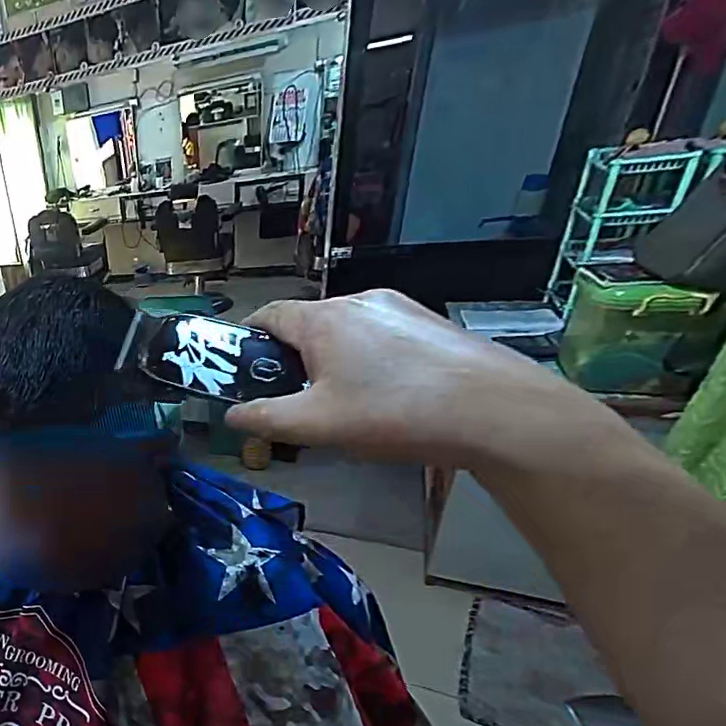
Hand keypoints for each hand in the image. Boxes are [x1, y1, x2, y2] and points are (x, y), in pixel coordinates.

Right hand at [224, 290, 636, 472]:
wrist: (493, 410)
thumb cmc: (392, 413)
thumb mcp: (318, 425)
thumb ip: (267, 418)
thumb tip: (232, 416)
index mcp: (323, 319)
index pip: (269, 312)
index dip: (249, 335)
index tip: (243, 363)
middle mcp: (358, 301)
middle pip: (309, 321)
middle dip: (293, 354)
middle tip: (295, 395)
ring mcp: (400, 307)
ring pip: (348, 328)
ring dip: (333, 356)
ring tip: (345, 399)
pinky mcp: (430, 322)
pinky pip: (383, 334)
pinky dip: (369, 357)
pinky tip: (389, 392)